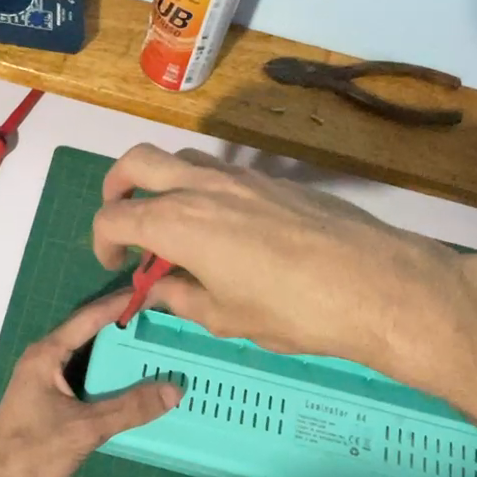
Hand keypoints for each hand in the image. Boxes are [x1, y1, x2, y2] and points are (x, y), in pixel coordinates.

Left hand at [0, 292, 182, 476]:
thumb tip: (174, 389)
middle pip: (86, 333)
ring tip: (149, 345)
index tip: (151, 291)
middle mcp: (42, 360)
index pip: (88, 318)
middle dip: (120, 325)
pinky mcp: (44, 400)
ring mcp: (42, 380)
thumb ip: (130, 408)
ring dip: (113, 352)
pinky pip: (81, 376)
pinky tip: (126, 383)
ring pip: (84, 356)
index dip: (119, 303)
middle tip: (158, 317)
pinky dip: (104, 375)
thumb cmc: (33, 452)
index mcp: (46, 355)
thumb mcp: (86, 429)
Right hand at [90, 144, 476, 401]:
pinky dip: (202, 189)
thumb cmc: (291, 311)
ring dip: (161, 182)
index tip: (115, 266)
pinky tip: (224, 227)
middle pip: (137, 162)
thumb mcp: (225, 317)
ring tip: (173, 222)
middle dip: (117, 187)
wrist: (373, 283)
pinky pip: (220, 171)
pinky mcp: (272, 178)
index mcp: (178, 223)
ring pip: (180, 159)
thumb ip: (181, 297)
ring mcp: (240, 176)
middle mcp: (201, 187)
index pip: (115, 217)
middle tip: (123, 220)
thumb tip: (159, 288)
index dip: (102, 242)